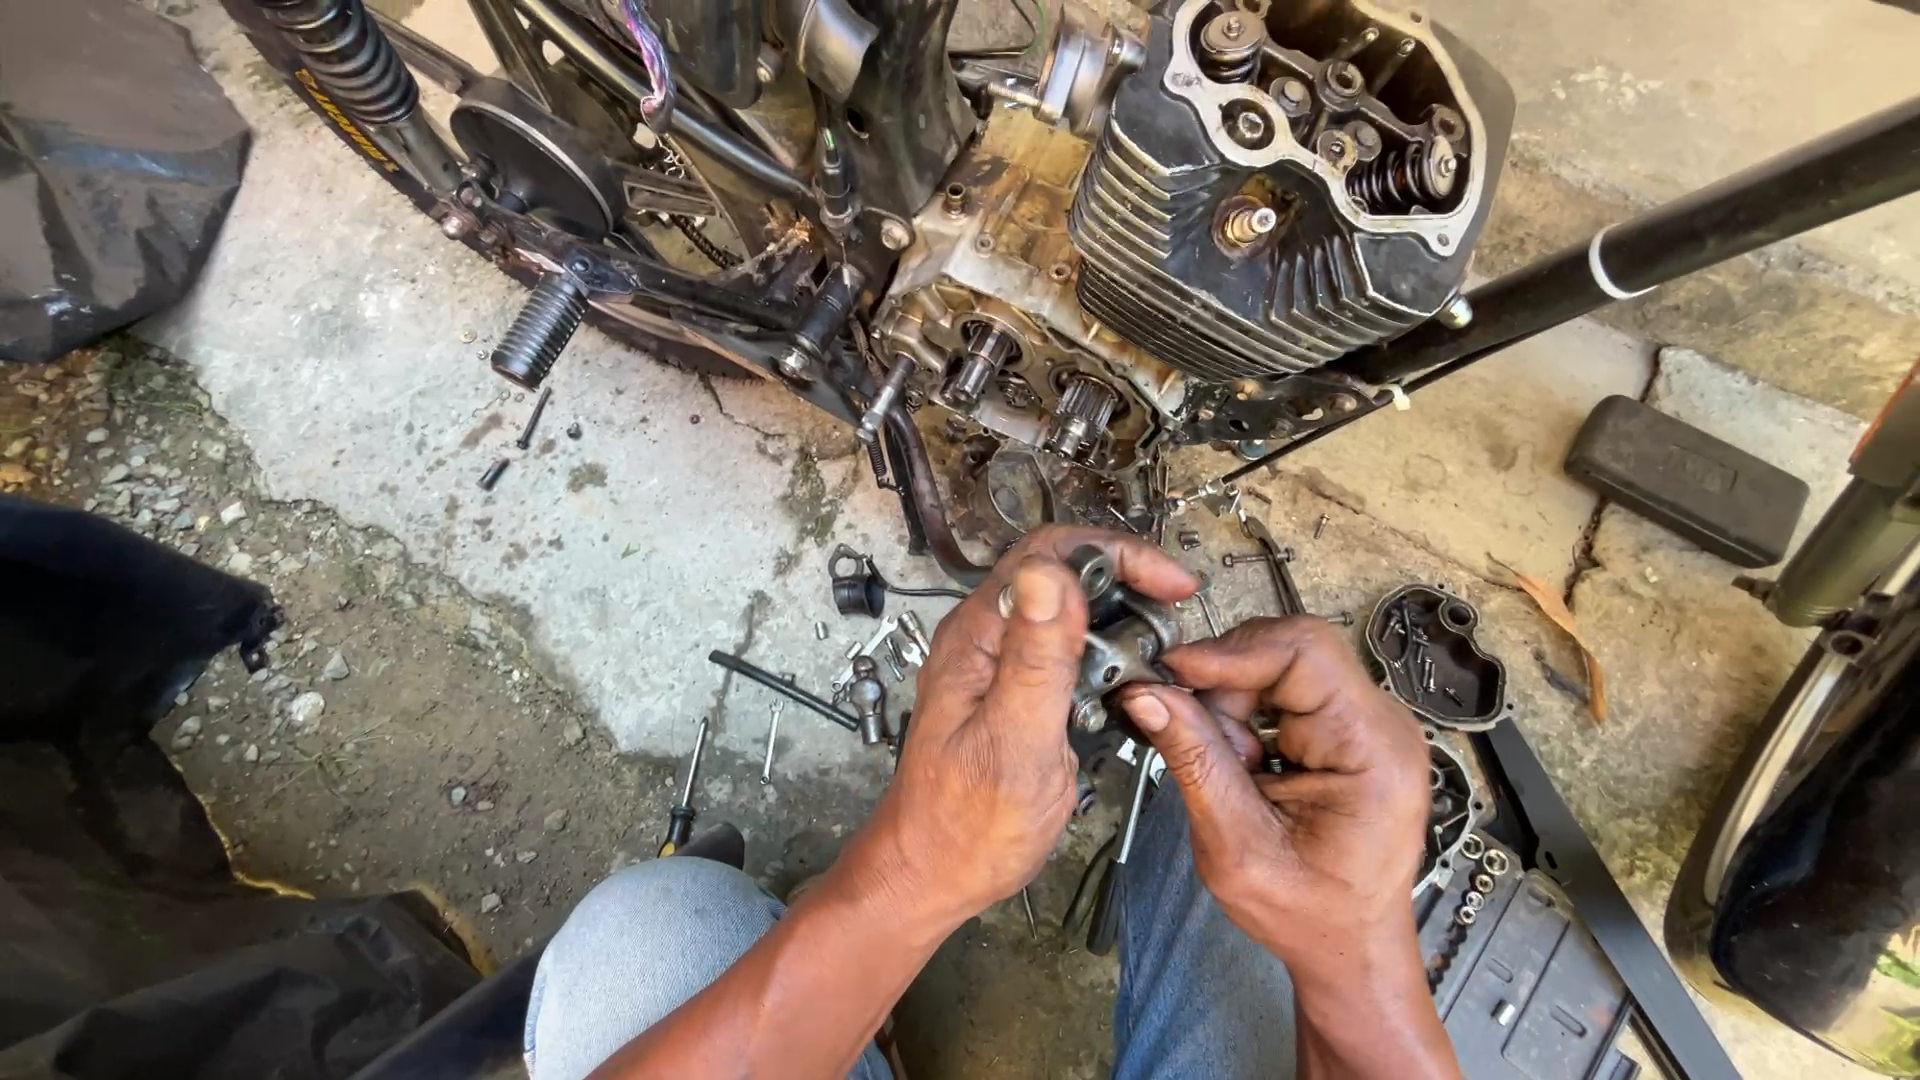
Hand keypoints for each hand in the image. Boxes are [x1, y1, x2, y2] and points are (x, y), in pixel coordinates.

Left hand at [854, 527, 1197, 929]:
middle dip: (1125, 583)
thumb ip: (1035, 658)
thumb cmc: (965, 822)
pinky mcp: (1016, 688)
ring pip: (1068, 611)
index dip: (1116, 555)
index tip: (1171, 584)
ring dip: (1119, 620)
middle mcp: (987, 636)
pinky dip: (1106, 655)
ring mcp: (1000, 662)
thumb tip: (1051, 575)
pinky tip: (1132, 681)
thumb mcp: (1012, 741)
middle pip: (1061, 574)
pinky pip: (1066, 651)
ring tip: (1159, 651)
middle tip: (1172, 619)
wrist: (933, 870)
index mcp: (979, 635)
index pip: (1048, 555)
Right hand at [1119, 616, 1430, 973]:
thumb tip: (1144, 694)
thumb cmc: (1307, 913)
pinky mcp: (1342, 723)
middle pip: (1286, 648)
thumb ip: (1193, 760)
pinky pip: (1279, 684)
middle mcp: (1379, 722)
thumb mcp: (1235, 846)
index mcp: (1372, 750)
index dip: (1230, 652)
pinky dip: (1242, 710)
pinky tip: (1243, 759)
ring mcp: (1363, 719)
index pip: (1303, 652)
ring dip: (1232, 701)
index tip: (1171, 673)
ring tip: (1231, 765)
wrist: (1347, 945)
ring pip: (1275, 661)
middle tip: (1200, 738)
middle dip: (1226, 683)